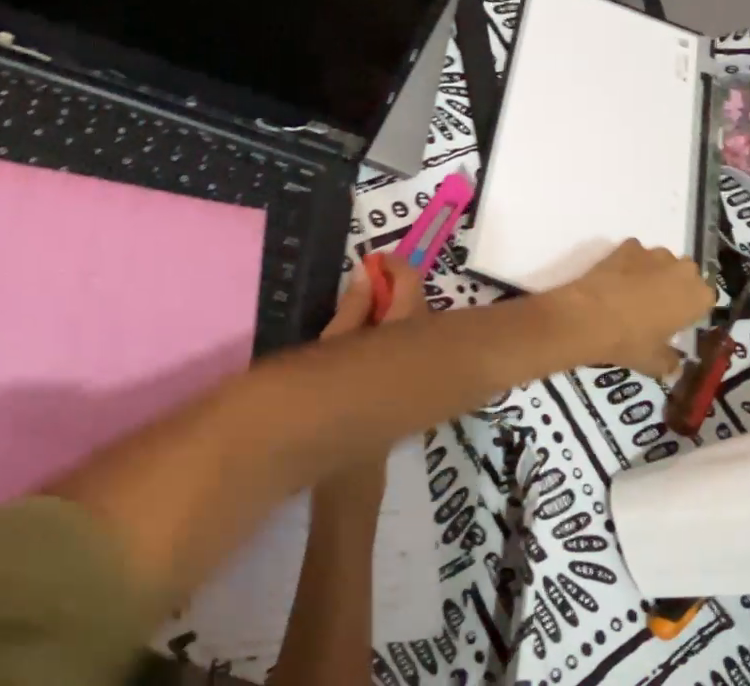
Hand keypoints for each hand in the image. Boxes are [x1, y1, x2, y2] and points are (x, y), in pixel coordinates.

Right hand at [308, 262, 421, 506]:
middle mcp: (422, 361)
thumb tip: (366, 276)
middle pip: (420, 311)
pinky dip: (394, 337)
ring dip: (395, 314)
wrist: (347, 490)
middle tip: (365, 282)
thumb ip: (351, 314)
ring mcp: (421, 383)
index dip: (396, 269)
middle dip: (396, 291)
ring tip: (363, 306)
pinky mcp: (412, 399)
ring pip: (417, 334)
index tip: (372, 260)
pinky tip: (369, 340)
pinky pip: (410, 356)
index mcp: (403, 344)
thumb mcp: (330, 355)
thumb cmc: (327, 415)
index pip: (411, 291)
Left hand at [543, 240, 714, 379]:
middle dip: (673, 287)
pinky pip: (635, 252)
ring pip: (661, 261)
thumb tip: (675, 367)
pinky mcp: (627, 246)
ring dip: (653, 272)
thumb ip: (671, 363)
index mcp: (699, 297)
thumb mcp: (655, 362)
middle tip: (653, 306)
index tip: (673, 321)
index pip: (703, 301)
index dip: (688, 310)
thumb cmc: (630, 341)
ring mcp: (654, 254)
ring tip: (631, 292)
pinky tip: (615, 278)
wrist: (589, 316)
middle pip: (685, 276)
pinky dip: (629, 262)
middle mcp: (683, 270)